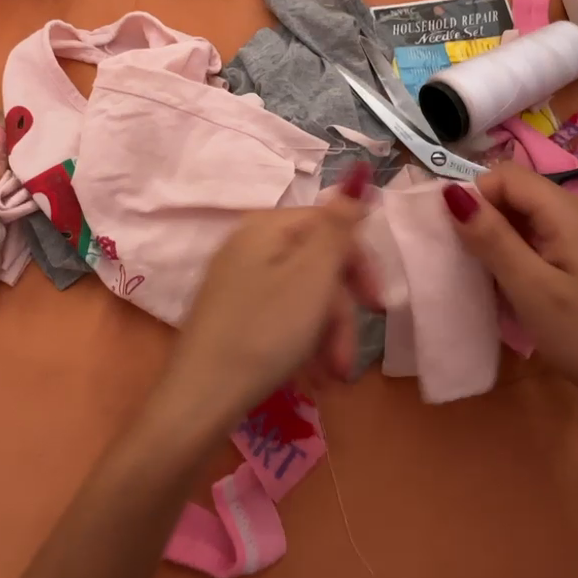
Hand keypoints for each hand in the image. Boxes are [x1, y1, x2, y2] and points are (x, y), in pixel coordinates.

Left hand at [159, 164, 377, 429]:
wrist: (200, 398)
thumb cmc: (263, 333)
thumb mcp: (312, 277)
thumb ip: (337, 227)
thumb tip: (355, 179)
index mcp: (266, 227)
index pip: (331, 225)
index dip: (360, 265)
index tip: (377, 307)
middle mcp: (249, 244)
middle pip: (318, 265)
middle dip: (340, 314)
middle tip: (346, 359)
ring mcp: (237, 279)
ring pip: (303, 296)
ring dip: (325, 336)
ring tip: (329, 377)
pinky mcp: (232, 313)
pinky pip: (281, 316)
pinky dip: (301, 343)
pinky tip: (308, 375)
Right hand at [444, 163, 577, 417]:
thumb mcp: (533, 291)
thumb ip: (492, 239)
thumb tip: (451, 192)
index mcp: (569, 212)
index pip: (506, 175)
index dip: (475, 197)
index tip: (458, 239)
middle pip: (521, 194)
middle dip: (488, 220)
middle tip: (474, 266)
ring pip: (534, 219)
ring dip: (506, 241)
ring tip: (496, 282)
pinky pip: (551, 241)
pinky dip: (528, 256)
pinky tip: (526, 292)